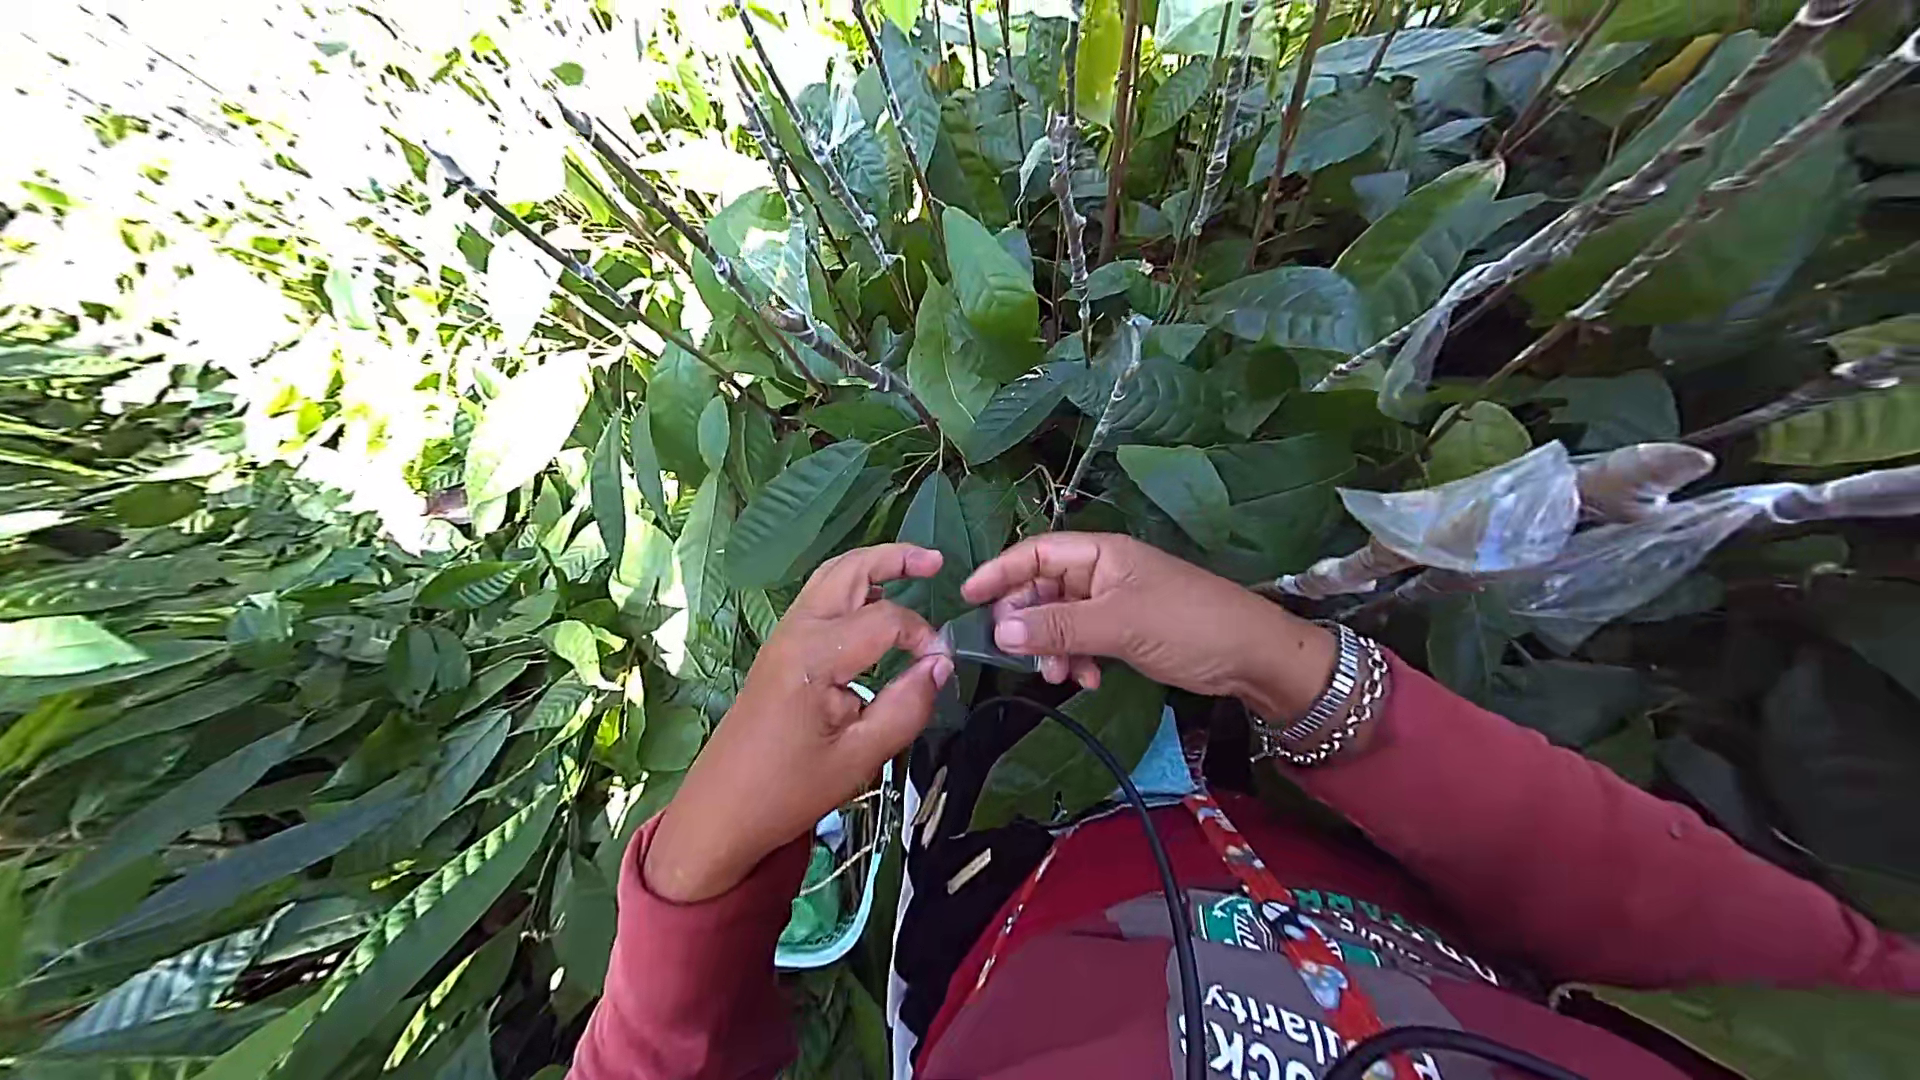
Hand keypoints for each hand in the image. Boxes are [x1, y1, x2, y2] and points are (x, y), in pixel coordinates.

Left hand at [645, 544, 954, 901]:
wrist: (721, 810)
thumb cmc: (788, 790)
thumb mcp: (860, 757)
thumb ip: (907, 706)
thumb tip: (939, 664)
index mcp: (815, 656)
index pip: (886, 621)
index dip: (922, 636)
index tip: (941, 666)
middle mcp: (797, 631)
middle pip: (850, 570)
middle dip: (896, 557)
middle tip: (937, 561)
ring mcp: (784, 634)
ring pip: (832, 575)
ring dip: (873, 564)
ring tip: (913, 567)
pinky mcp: (781, 646)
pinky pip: (821, 596)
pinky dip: (854, 584)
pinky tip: (876, 600)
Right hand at [960, 533, 1335, 719]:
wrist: (1253, 658)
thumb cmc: (1188, 624)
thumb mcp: (1120, 623)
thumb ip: (1059, 626)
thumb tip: (1000, 631)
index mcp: (1099, 553)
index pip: (1035, 553)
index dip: (999, 572)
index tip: (967, 597)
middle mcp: (1098, 572)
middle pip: (1041, 590)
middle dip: (1028, 622)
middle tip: (1020, 653)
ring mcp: (1108, 602)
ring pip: (1057, 620)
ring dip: (1052, 647)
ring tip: (1061, 674)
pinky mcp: (1119, 630)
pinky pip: (1079, 640)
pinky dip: (1076, 659)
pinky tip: (1088, 678)